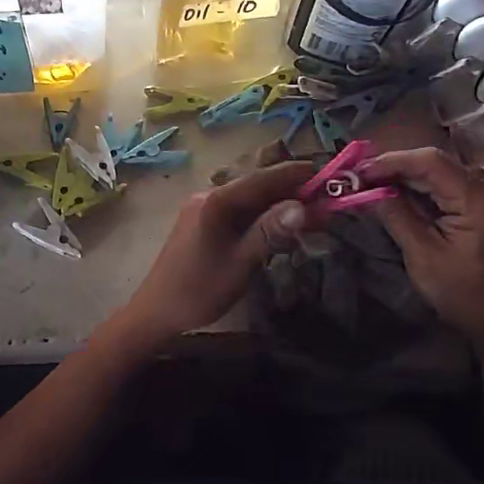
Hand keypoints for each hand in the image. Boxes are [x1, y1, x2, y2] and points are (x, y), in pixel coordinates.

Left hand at [114, 160, 320, 339]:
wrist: (156, 310)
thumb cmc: (198, 289)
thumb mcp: (240, 263)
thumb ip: (270, 233)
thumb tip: (302, 207)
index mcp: (214, 202)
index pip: (261, 179)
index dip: (294, 174)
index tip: (327, 173)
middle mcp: (206, 198)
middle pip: (256, 187)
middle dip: (291, 191)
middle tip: (327, 200)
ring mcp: (202, 210)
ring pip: (248, 201)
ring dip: (278, 205)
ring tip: (313, 215)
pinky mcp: (201, 224)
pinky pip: (237, 213)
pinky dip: (261, 217)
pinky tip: (281, 228)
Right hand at [360, 147, 483, 340]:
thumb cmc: (462, 292)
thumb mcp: (422, 254)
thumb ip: (396, 215)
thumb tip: (366, 189)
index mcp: (478, 200)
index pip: (430, 162)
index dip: (390, 161)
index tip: (357, 173)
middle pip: (431, 163)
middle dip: (391, 167)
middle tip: (355, 179)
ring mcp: (481, 197)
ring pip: (432, 172)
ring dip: (398, 177)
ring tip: (364, 186)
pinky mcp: (474, 207)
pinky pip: (438, 187)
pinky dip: (411, 188)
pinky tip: (387, 195)